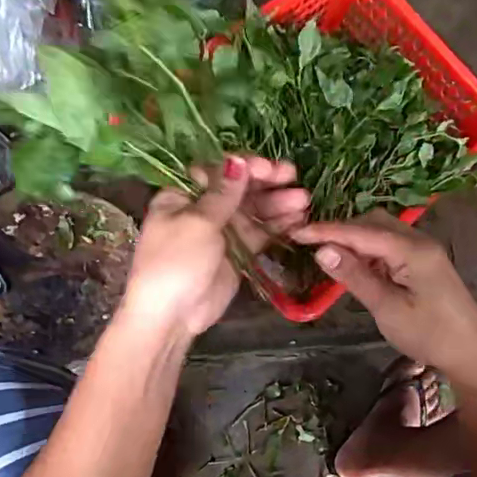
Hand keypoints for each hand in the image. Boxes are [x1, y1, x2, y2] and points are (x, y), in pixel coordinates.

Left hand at [123, 155, 308, 338]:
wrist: (172, 315)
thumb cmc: (177, 262)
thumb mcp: (198, 223)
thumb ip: (223, 194)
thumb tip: (238, 161)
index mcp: (183, 195)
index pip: (218, 171)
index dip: (246, 167)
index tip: (270, 169)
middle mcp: (204, 209)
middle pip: (240, 189)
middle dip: (267, 183)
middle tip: (294, 177)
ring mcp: (222, 232)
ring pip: (254, 211)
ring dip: (278, 204)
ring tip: (303, 200)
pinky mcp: (238, 253)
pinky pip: (260, 233)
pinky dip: (277, 226)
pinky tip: (298, 219)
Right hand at [291, 212, 476, 381]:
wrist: (470, 353)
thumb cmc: (429, 335)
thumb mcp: (387, 308)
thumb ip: (356, 276)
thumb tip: (322, 251)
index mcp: (412, 250)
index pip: (362, 231)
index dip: (327, 231)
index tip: (296, 233)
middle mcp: (420, 241)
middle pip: (374, 223)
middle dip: (342, 231)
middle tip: (310, 245)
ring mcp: (425, 251)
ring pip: (383, 233)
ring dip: (356, 241)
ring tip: (328, 256)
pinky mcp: (426, 263)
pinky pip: (393, 247)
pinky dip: (371, 252)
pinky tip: (356, 267)